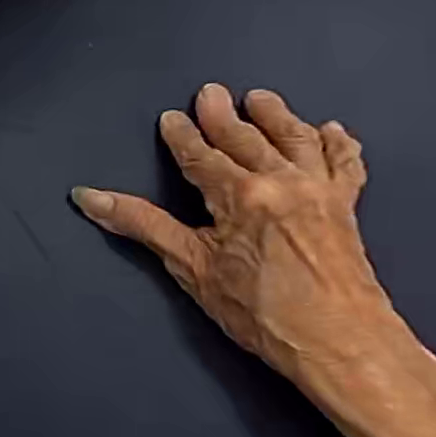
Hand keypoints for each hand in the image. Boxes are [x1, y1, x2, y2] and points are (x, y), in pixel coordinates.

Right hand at [71, 84, 417, 400]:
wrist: (343, 345)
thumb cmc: (257, 310)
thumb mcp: (189, 266)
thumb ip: (140, 224)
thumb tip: (88, 197)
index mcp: (240, 195)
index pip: (201, 156)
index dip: (182, 135)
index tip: (170, 117)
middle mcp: (282, 182)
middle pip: (247, 139)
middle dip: (224, 115)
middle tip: (211, 91)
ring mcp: (320, 192)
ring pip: (295, 141)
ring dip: (277, 116)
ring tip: (261, 97)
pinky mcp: (347, 208)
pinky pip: (345, 166)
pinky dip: (339, 145)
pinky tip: (332, 131)